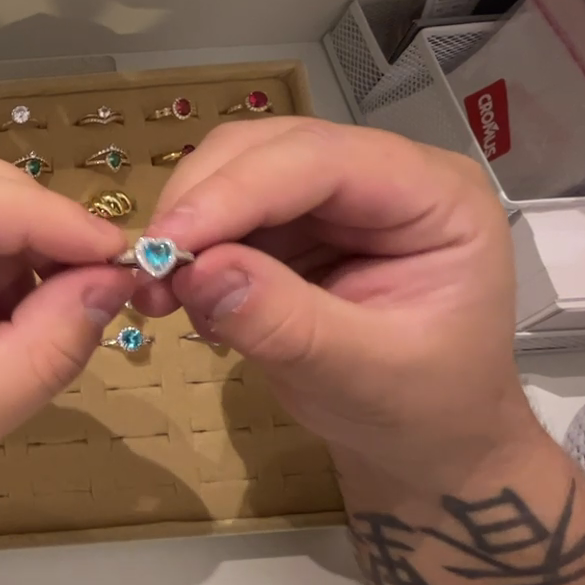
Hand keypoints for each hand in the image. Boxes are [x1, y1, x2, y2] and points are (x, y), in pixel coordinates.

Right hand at [131, 118, 536, 486]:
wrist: (421, 435)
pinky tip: (183, 295)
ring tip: (162, 293)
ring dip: (182, 225)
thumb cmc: (418, 406)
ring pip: (226, 169)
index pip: (320, 160)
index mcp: (434, 196)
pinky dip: (186, 248)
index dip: (235, 192)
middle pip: (262, 149)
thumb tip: (196, 273)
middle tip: (151, 271)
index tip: (167, 246)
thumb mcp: (361, 376)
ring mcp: (326, 194)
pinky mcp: (285, 219)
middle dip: (197, 204)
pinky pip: (215, 209)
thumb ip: (284, 323)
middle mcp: (378, 174)